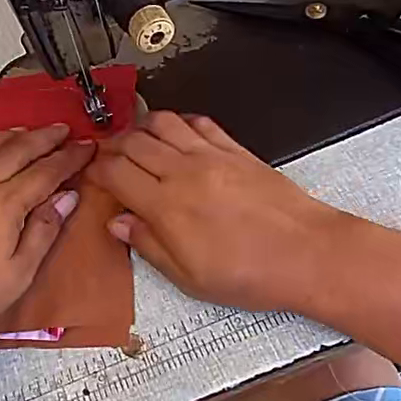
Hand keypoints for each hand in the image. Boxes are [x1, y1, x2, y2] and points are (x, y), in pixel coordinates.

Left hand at [0, 124, 94, 345]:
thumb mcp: (20, 272)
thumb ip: (44, 229)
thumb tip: (66, 196)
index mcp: (2, 205)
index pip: (45, 172)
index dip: (69, 158)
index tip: (86, 147)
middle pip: (16, 150)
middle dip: (44, 138)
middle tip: (63, 131)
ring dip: (7, 135)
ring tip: (24, 132)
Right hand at [84, 111, 353, 313]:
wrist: (309, 255)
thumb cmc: (252, 274)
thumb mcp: (189, 278)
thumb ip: (149, 245)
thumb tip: (119, 224)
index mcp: (166, 207)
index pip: (115, 172)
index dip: (96, 170)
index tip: (91, 175)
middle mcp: (184, 173)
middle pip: (133, 142)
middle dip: (111, 146)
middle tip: (105, 156)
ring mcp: (212, 157)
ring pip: (162, 123)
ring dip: (141, 127)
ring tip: (134, 140)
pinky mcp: (236, 151)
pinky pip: (199, 123)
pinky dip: (180, 122)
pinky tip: (176, 134)